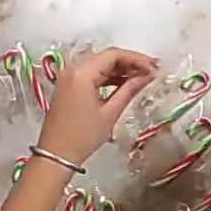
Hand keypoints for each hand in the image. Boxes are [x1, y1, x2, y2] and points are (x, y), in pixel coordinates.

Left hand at [36, 48, 156, 164]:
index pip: (113, 55)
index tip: (154, 67)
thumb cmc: (84, 136)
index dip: (136, 59)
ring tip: (141, 77)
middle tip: (151, 70)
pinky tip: (123, 83)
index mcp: (82, 73)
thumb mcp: (110, 113)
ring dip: (119, 69)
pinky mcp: (67, 85)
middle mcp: (73, 69)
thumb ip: (129, 90)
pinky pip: (91, 74)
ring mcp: (68, 76)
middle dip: (129, 62)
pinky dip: (107, 77)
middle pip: (106, 57)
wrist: (56, 154)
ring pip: (99, 64)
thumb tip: (147, 76)